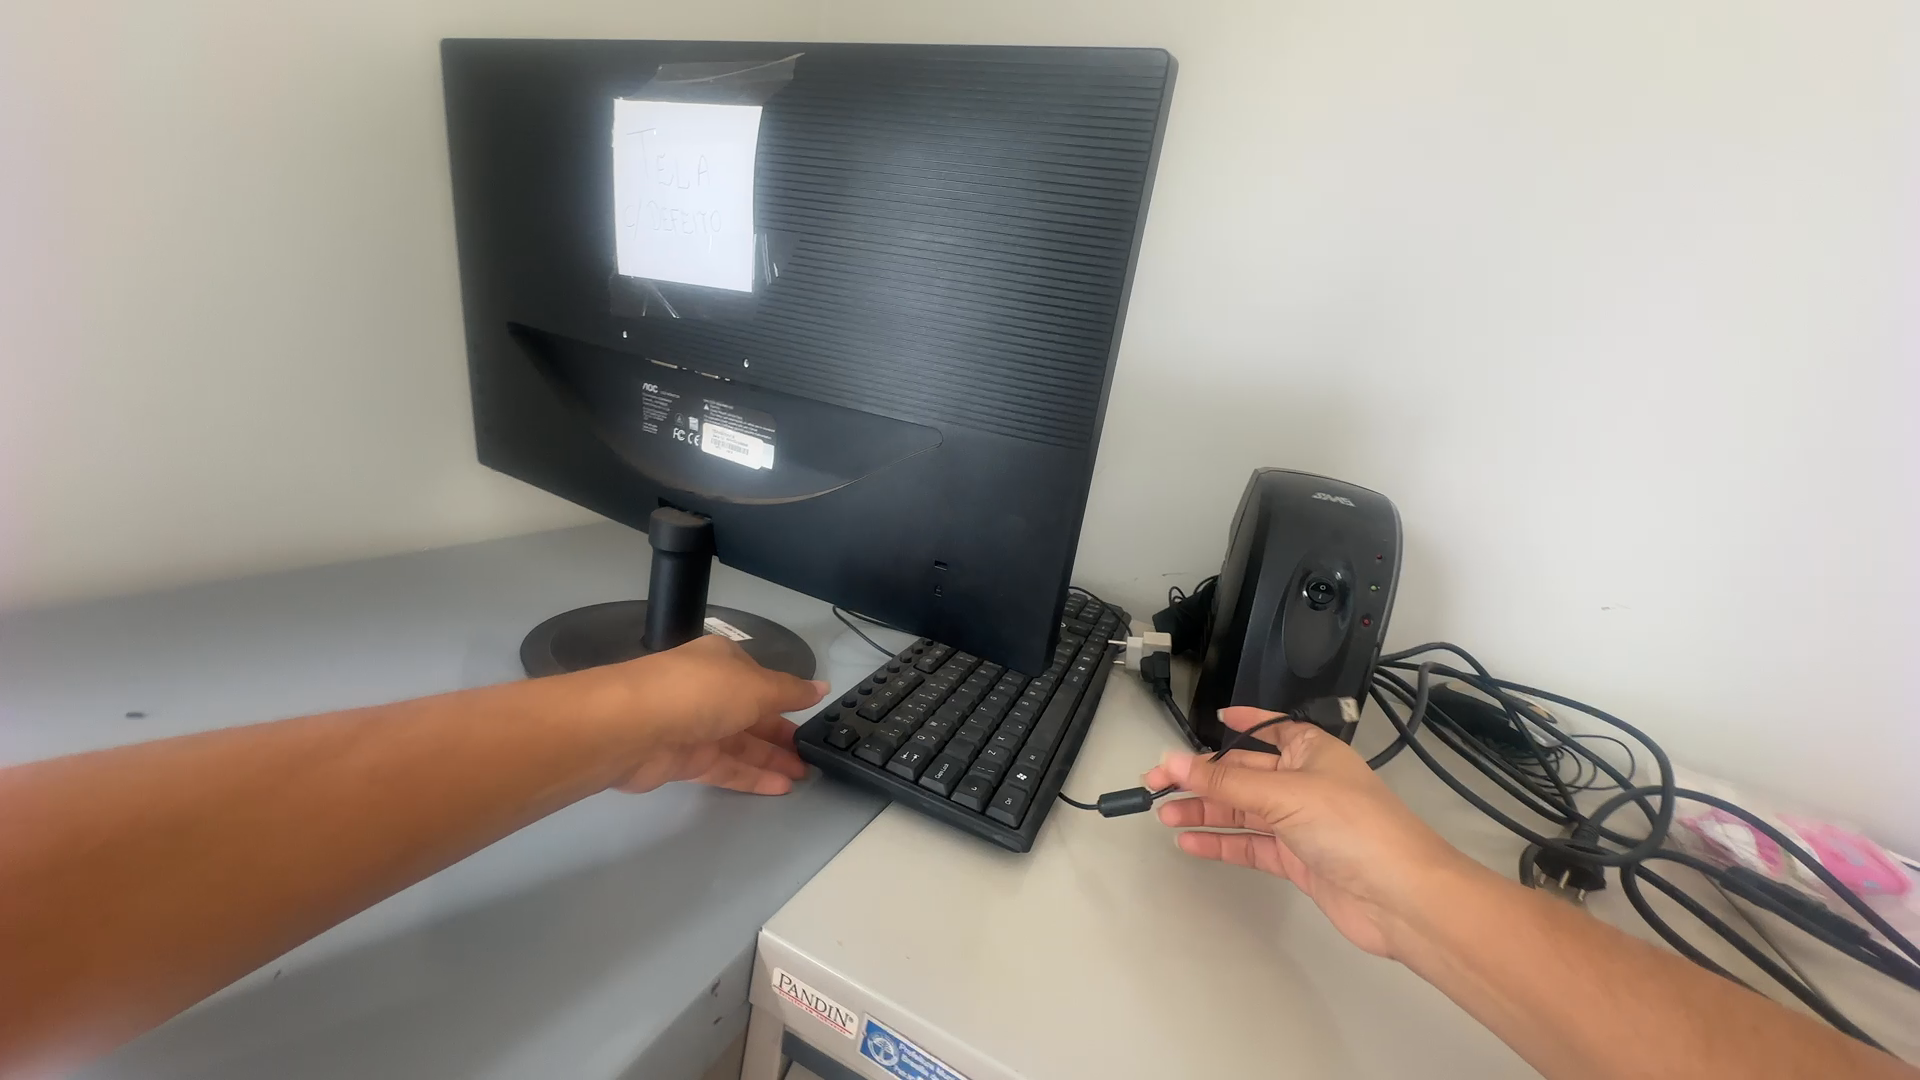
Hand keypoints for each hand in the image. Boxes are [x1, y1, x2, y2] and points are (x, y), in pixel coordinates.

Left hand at [597, 636, 828, 796]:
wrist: (629, 727)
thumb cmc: (700, 693)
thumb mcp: (757, 686)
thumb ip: (791, 692)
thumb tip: (822, 687)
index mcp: (725, 662)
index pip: (763, 680)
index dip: (789, 699)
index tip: (815, 717)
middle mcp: (710, 691)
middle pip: (754, 714)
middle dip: (783, 734)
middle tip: (813, 753)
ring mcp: (696, 727)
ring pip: (742, 744)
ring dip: (772, 758)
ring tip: (805, 774)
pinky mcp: (684, 761)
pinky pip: (726, 768)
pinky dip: (752, 777)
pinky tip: (780, 787)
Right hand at [1143, 707, 1480, 958]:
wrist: (1404, 900)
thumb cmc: (1352, 827)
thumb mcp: (1283, 793)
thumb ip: (1223, 782)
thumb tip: (1171, 762)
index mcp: (1310, 751)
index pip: (1268, 729)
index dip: (1242, 722)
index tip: (1212, 719)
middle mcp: (1303, 782)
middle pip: (1242, 775)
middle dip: (1201, 779)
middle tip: (1155, 786)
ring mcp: (1299, 823)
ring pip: (1241, 811)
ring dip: (1203, 811)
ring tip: (1164, 816)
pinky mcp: (1296, 860)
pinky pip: (1249, 844)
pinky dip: (1220, 842)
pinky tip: (1190, 842)